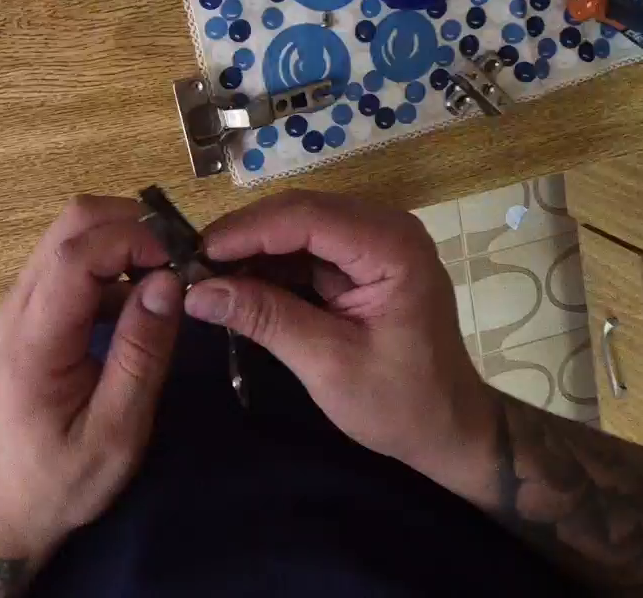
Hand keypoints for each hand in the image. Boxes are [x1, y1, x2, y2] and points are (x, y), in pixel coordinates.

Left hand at [0, 196, 183, 558]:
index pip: (76, 254)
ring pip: (74, 229)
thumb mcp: (117, 431)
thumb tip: (169, 279)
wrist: (11, 501)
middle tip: (178, 259)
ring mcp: (25, 298)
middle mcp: (21, 302)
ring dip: (126, 236)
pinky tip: (143, 294)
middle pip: (73, 222)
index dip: (132, 240)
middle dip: (133, 224)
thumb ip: (142, 354)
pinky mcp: (36, 303)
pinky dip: (116, 254)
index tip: (180, 260)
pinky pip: (76, 252)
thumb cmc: (64, 476)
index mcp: (35, 337)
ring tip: (168, 273)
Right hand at [183, 190, 498, 487]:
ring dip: (253, 250)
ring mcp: (372, 240)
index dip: (248, 230)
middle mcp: (384, 227)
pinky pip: (305, 249)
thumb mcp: (328, 364)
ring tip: (206, 276)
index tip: (197, 252)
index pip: (307, 217)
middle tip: (193, 265)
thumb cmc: (401, 404)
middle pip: (299, 213)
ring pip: (296, 227)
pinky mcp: (359, 258)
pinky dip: (270, 266)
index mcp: (391, 245)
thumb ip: (266, 319)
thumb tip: (198, 293)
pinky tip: (237, 283)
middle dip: (245, 237)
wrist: (449, 428)